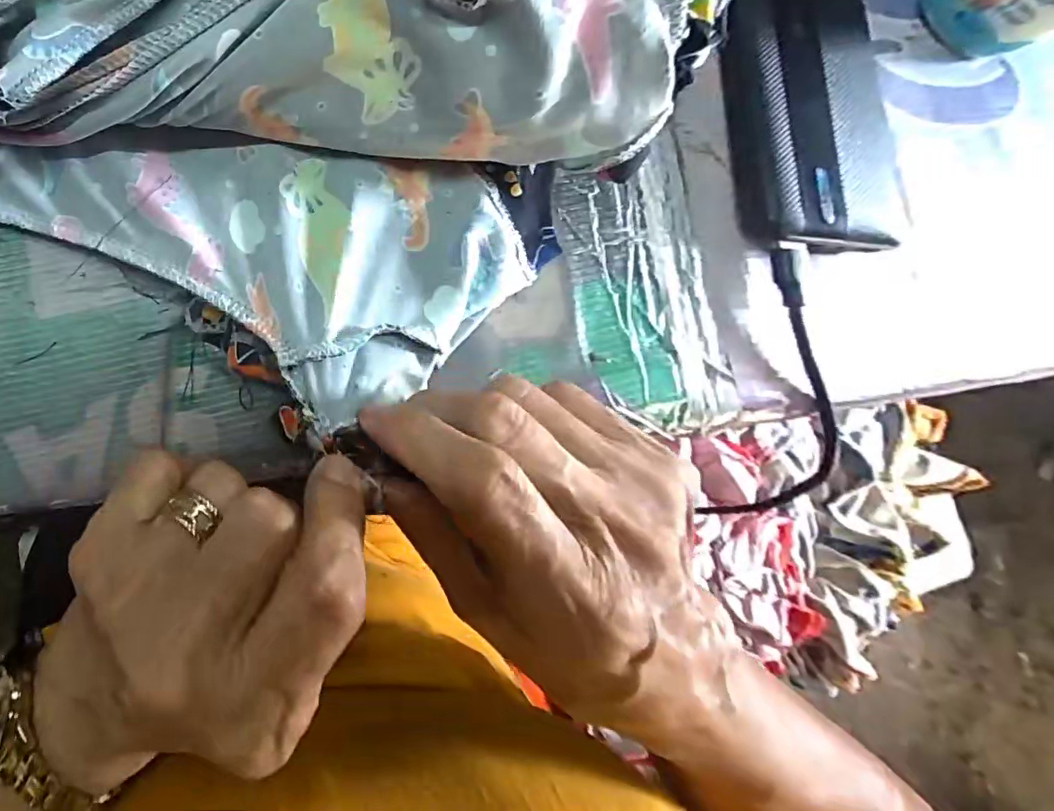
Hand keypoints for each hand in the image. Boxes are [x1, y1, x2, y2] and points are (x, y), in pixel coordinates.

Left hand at [30, 452, 369, 792]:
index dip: (342, 519)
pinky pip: (163, 464)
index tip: (342, 476)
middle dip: (280, 515)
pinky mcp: (97, 541)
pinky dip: (177, 477)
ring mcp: (135, 584)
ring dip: (227, 496)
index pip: (323, 592)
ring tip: (210, 533)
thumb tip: (342, 497)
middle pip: (271, 518)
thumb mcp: (284, 703)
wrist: (98, 696)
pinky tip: (169, 516)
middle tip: (259, 542)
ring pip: (219, 481)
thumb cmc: (206, 700)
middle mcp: (189, 641)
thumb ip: (323, 618)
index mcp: (252, 698)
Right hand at [359, 377, 738, 752]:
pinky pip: (562, 395)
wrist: (681, 658)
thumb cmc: (564, 649)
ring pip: (524, 395)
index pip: (482, 477)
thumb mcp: (480, 610)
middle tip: (402, 422)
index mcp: (562, 571)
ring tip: (453, 429)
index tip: (371, 422)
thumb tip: (383, 471)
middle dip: (430, 409)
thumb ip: (430, 534)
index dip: (417, 437)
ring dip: (468, 401)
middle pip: (501, 420)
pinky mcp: (655, 451)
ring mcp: (640, 474)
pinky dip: (517, 402)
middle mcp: (608, 512)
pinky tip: (511, 433)